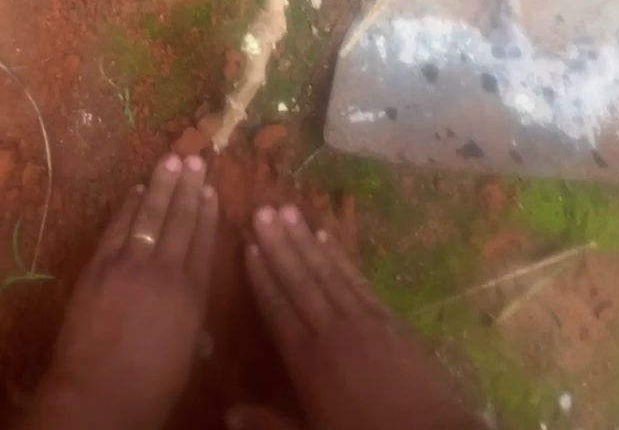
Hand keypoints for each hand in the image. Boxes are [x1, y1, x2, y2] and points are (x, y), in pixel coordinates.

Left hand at [21, 154, 218, 429]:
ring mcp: (130, 263)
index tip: (212, 188)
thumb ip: (194, 330)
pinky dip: (128, 205)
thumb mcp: (185, 357)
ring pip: (150, 214)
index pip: (203, 242)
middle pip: (180, 219)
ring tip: (171, 159)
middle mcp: (166, 270)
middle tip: (195, 157)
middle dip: (188, 187)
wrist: (100, 395)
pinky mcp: (100, 264)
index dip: (207, 212)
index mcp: (192, 295)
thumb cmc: (150, 387)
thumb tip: (203, 331)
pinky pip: (118, 226)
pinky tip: (137, 189)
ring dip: (161, 185)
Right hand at [243, 204, 479, 429]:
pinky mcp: (391, 319)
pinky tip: (327, 236)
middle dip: (279, 244)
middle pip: (300, 280)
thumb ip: (271, 423)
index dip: (261, 276)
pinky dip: (340, 255)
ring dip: (306, 240)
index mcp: (308, 360)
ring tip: (288, 210)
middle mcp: (332, 330)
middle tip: (262, 210)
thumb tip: (227, 412)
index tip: (247, 243)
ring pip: (327, 272)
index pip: (277, 308)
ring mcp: (364, 320)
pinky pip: (357, 279)